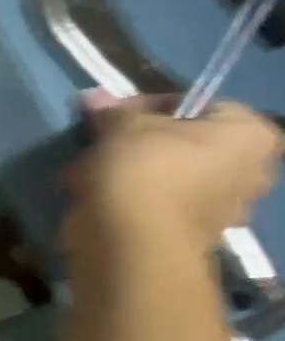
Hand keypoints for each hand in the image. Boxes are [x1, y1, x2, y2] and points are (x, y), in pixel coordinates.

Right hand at [67, 93, 281, 258]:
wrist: (131, 245)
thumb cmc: (141, 174)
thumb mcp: (121, 129)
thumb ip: (111, 112)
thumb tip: (93, 95)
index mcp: (250, 133)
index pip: (196, 104)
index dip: (144, 107)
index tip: (104, 118)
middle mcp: (252, 166)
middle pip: (183, 141)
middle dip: (134, 143)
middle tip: (94, 148)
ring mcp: (226, 203)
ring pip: (169, 173)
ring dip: (129, 171)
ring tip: (87, 176)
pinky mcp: (193, 231)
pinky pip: (159, 202)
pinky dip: (132, 198)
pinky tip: (99, 200)